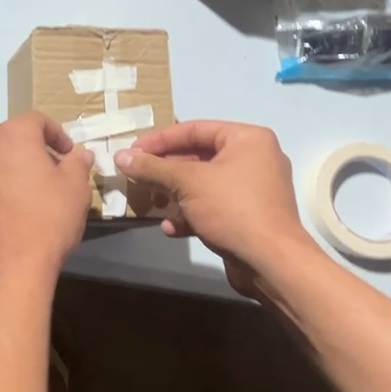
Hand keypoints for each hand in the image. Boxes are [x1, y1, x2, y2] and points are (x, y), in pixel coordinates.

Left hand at [0, 113, 93, 280]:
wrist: (5, 269)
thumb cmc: (46, 220)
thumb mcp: (75, 189)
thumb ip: (77, 164)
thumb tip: (79, 155)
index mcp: (10, 137)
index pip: (35, 120)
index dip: (57, 134)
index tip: (69, 154)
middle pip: (12, 141)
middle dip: (34, 153)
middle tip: (55, 175)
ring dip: (14, 173)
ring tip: (34, 198)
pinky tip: (13, 217)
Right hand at [113, 121, 316, 296]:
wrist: (271, 261)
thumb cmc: (232, 208)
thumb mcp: (186, 182)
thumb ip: (152, 167)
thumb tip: (120, 156)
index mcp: (247, 139)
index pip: (193, 129)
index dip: (158, 140)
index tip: (131, 152)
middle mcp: (253, 159)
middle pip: (197, 157)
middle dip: (164, 171)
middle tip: (136, 177)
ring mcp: (252, 189)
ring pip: (201, 184)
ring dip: (173, 194)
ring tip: (152, 204)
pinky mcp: (247, 216)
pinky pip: (212, 206)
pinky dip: (190, 214)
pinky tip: (171, 227)